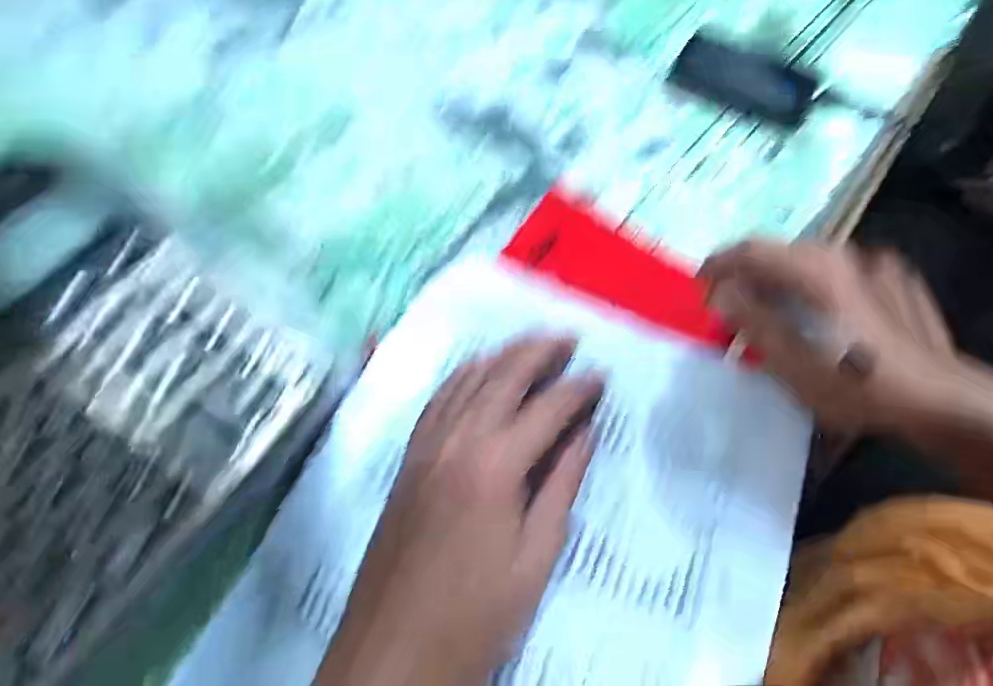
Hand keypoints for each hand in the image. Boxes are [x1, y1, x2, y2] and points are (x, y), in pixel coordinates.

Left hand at [316, 336, 602, 685]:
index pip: (549, 406)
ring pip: (468, 380)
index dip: (581, 387)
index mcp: (495, 466)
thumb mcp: (536, 556)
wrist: (388, 664)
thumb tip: (586, 431)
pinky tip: (479, 370)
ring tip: (535, 343)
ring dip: (504, 355)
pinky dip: (464, 376)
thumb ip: (563, 483)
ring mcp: (425, 450)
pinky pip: (437, 401)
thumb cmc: (475, 616)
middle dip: (542, 351)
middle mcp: (457, 443)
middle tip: (572, 339)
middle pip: (504, 376)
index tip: (604, 377)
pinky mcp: (406, 464)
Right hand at [701, 240, 964, 432]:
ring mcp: (872, 263)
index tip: (700, 288)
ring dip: (783, 284)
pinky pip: (841, 275)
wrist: (938, 395)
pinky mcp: (894, 279)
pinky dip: (818, 290)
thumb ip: (754, 321)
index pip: (752, 249)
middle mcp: (843, 253)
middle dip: (750, 277)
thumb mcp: (796, 364)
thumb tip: (720, 291)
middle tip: (732, 311)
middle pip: (782, 254)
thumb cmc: (860, 384)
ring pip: (813, 264)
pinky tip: (821, 319)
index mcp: (816, 267)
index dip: (720, 264)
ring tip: (771, 317)